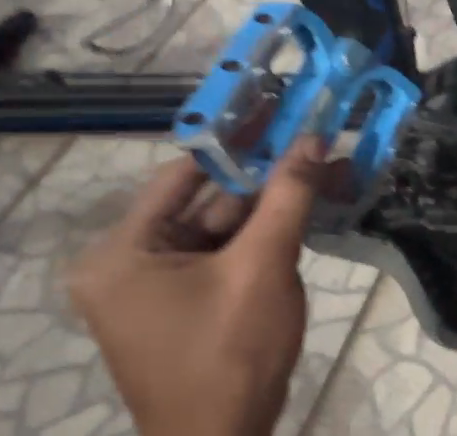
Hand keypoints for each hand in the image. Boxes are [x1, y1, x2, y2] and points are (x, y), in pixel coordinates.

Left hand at [70, 138, 333, 435]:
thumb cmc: (227, 350)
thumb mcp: (263, 264)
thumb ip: (288, 194)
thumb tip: (314, 135)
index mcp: (123, 253)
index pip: (185, 173)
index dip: (239, 139)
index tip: (287, 105)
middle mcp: (130, 262)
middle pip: (211, 197)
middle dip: (270, 169)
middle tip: (323, 135)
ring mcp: (160, 284)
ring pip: (228, 221)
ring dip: (279, 197)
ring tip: (333, 165)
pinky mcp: (190, 299)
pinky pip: (231, 247)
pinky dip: (271, 226)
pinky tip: (316, 201)